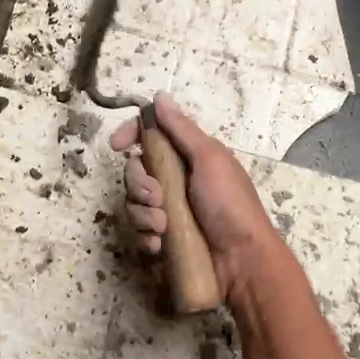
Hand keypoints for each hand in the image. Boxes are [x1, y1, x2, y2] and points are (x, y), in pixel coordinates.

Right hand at [108, 93, 284, 303]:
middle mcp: (174, 179)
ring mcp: (168, 210)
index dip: (130, 135)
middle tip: (157, 197)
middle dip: (139, 184)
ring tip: (164, 227)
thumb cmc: (230, 203)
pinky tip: (160, 244)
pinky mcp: (164, 238)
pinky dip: (147, 237)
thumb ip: (181, 129)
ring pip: (133, 202)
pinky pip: (140, 231)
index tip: (117, 145)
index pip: (149, 135)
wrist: (242, 262)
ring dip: (144, 214)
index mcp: (186, 155)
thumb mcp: (209, 158)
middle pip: (135, 169)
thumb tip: (159, 96)